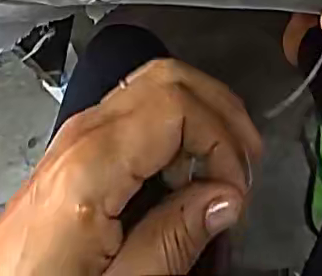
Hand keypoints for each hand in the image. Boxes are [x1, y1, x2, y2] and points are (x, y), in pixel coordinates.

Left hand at [0, 59, 262, 275]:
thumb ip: (173, 243)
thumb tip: (227, 195)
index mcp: (89, 166)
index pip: (179, 104)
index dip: (221, 138)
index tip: (235, 189)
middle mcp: (81, 137)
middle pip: (171, 78)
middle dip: (221, 112)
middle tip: (244, 163)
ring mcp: (76, 138)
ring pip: (158, 84)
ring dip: (203, 114)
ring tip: (224, 166)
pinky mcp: (77, 151)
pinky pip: (141, 109)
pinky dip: (178, 125)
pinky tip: (187, 171)